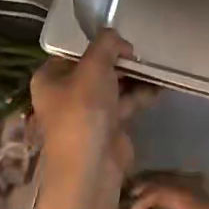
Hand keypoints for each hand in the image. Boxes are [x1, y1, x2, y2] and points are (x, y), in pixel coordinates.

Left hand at [30, 29, 157, 180]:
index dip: (98, 44)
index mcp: (50, 77)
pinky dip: (139, 95)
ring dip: (133, 77)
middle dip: (119, 61)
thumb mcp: (94, 67)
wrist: (92, 167)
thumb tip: (119, 40)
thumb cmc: (84, 111)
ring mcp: (87, 112)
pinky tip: (158, 86)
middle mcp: (65, 93)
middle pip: (96, 67)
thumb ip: (107, 44)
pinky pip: (124, 103)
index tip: (121, 41)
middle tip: (141, 55)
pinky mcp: (107, 126)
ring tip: (155, 67)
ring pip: (113, 85)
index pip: (74, 52)